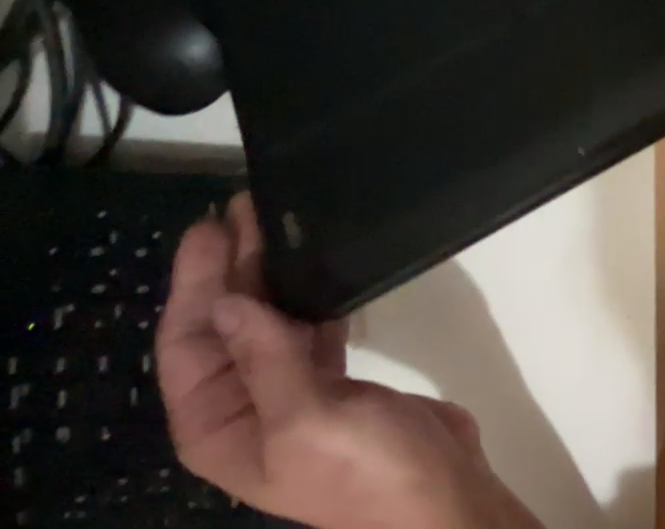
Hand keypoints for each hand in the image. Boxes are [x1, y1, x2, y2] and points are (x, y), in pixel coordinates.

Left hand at [158, 194, 542, 528]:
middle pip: (228, 326)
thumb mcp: (307, 419)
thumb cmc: (361, 466)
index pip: (192, 341)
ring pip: (271, 324)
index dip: (197, 282)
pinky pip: (313, 332)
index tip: (212, 227)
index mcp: (219, 424)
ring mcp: (297, 394)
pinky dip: (313, 300)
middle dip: (232, 269)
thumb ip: (268, 361)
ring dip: (273, 279)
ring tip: (282, 228)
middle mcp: (248, 406)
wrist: (436, 493)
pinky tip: (321, 274)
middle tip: (245, 208)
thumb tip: (229, 302)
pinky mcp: (342, 385)